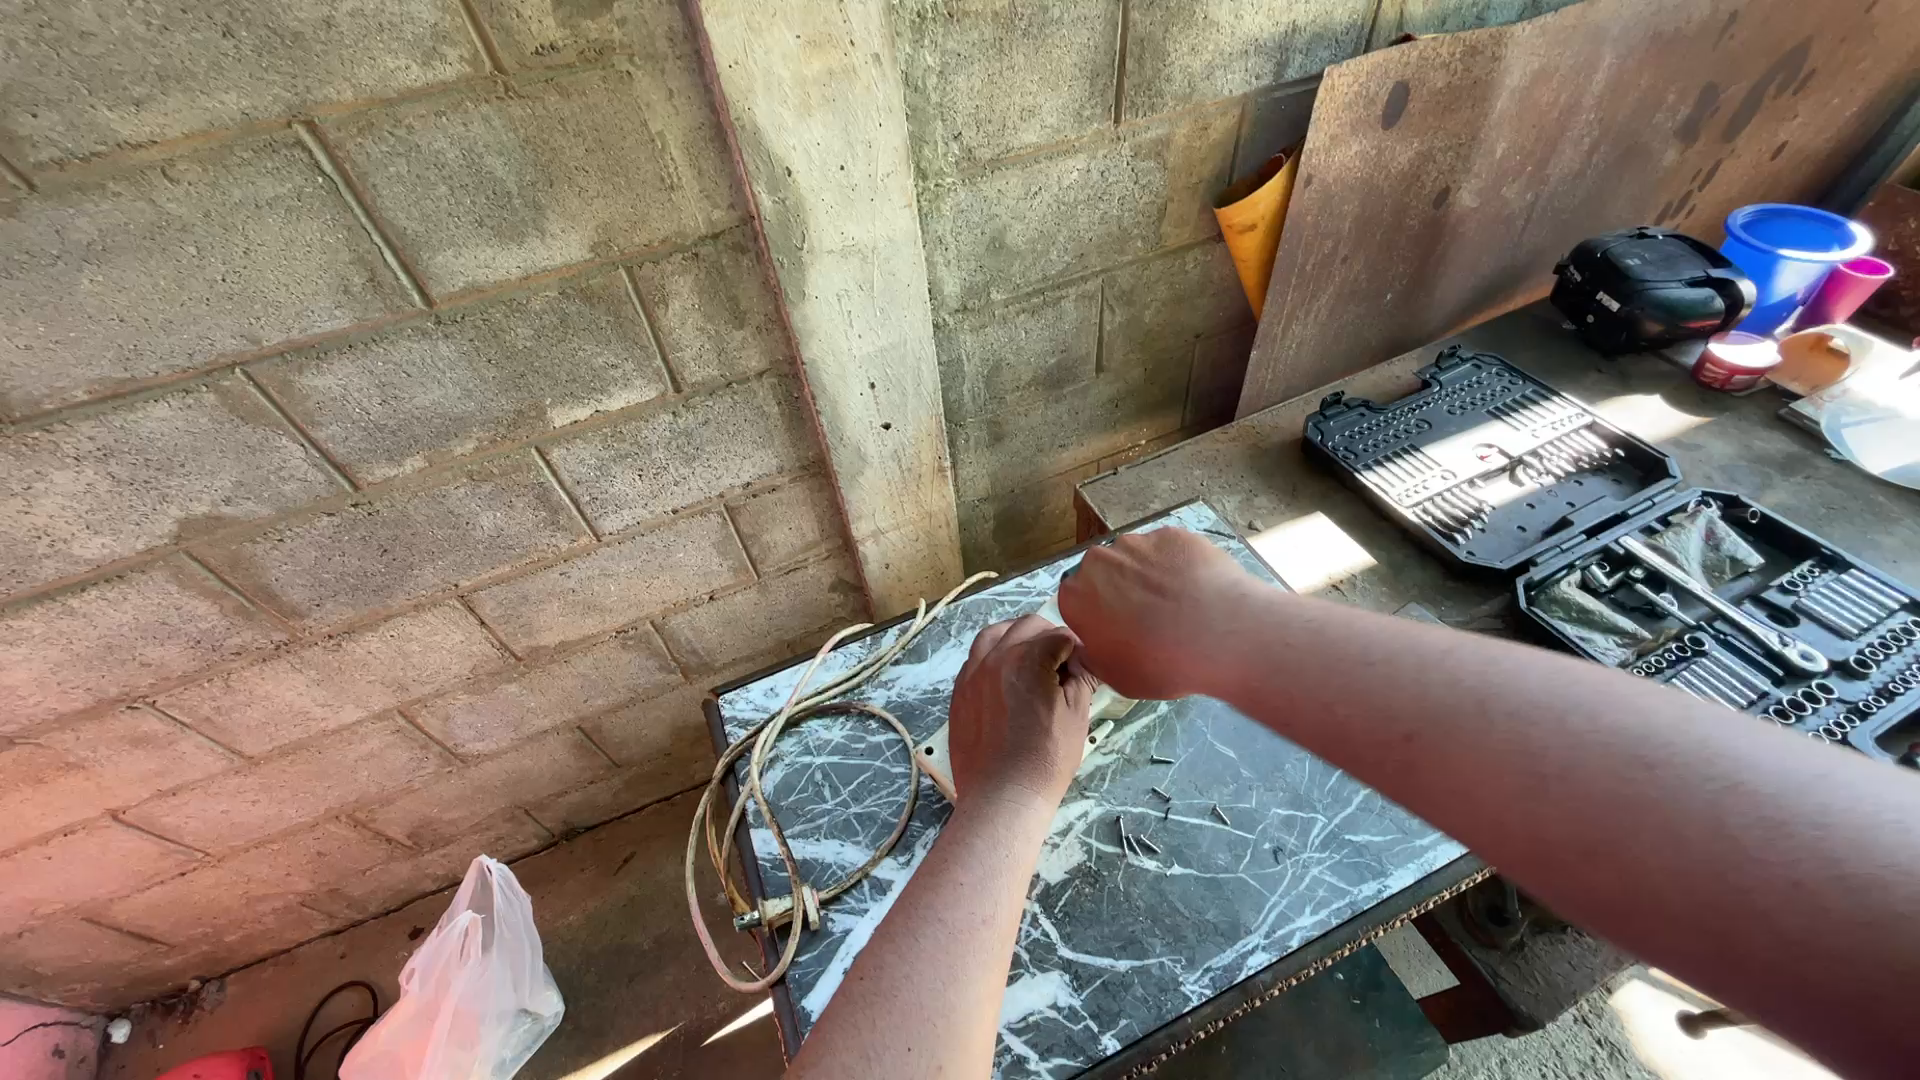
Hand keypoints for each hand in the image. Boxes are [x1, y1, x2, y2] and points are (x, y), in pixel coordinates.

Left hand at [948, 615, 1095, 811]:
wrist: (1002, 796)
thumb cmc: (1045, 759)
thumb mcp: (1076, 716)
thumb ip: (1081, 680)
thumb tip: (1084, 663)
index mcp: (1028, 658)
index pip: (1060, 636)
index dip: (1077, 648)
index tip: (1084, 665)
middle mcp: (996, 657)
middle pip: (1026, 626)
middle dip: (1049, 635)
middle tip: (1063, 659)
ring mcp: (972, 673)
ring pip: (993, 634)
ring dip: (1015, 637)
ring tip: (1031, 656)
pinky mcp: (959, 692)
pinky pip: (975, 659)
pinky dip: (993, 657)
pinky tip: (1006, 675)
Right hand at [1057, 527, 1262, 699]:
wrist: (1220, 635)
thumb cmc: (1161, 663)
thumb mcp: (1117, 678)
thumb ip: (1095, 657)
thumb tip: (1092, 646)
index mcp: (1076, 595)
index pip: (1076, 600)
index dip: (1097, 616)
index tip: (1118, 631)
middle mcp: (1098, 561)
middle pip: (1103, 573)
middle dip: (1119, 591)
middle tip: (1148, 618)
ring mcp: (1137, 543)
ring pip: (1136, 559)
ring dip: (1148, 576)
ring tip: (1179, 604)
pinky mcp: (1172, 534)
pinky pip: (1169, 550)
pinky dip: (1178, 565)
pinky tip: (1197, 589)